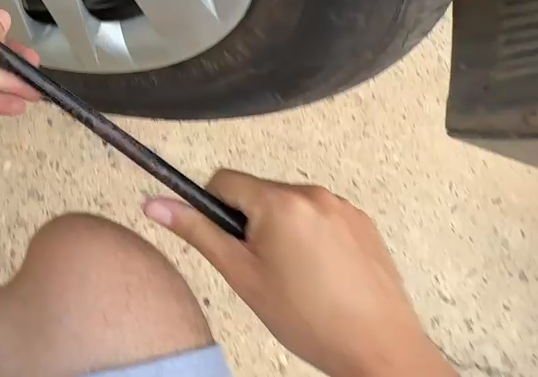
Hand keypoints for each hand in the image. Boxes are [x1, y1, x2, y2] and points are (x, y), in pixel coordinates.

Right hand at [145, 171, 452, 376]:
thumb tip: (153, 203)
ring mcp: (343, 207)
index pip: (223, 181)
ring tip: (295, 276)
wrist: (385, 356)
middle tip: (263, 269)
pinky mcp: (365, 224)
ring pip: (287, 205)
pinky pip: (319, 215)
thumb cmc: (310, 319)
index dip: (216, 211)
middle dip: (251, 223)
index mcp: (279, 202)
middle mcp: (312, 193)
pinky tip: (321, 275)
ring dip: (281, 229)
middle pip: (257, 193)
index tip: (230, 245)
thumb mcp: (242, 275)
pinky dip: (311, 235)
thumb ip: (197, 231)